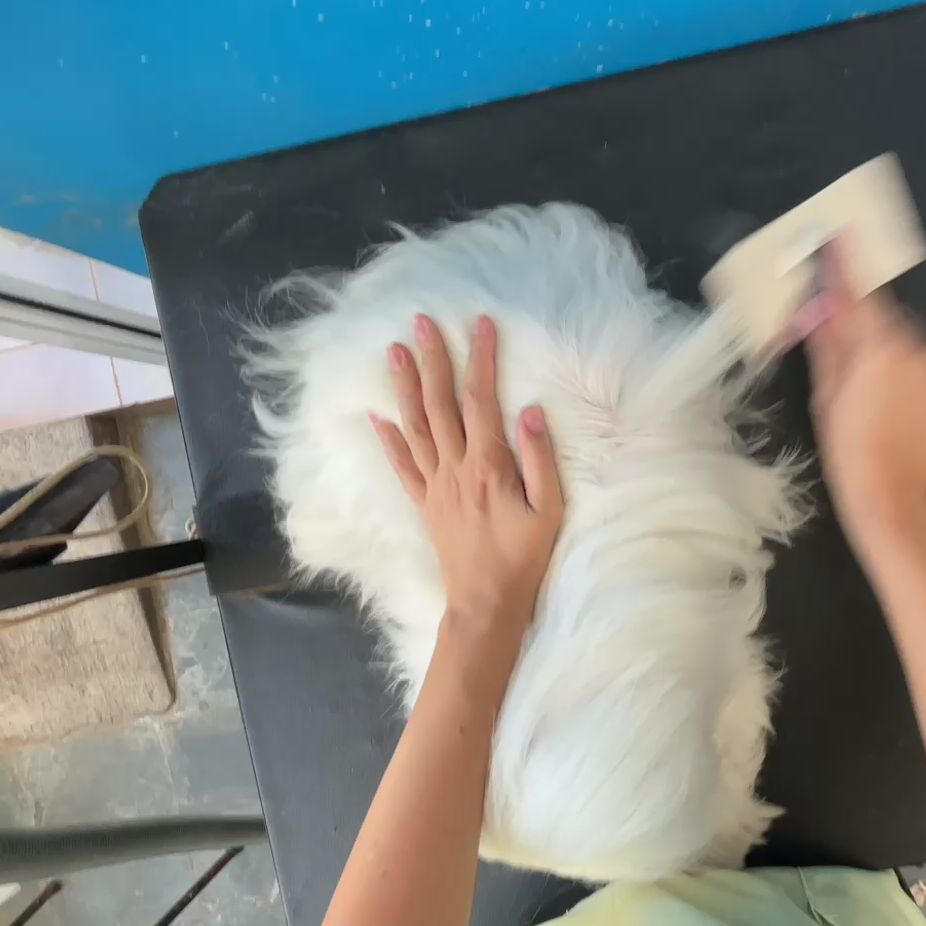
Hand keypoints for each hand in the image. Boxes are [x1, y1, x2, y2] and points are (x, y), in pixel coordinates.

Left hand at [373, 314, 563, 637]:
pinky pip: (402, 466)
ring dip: (404, 387)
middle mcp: (454, 468)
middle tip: (420, 321)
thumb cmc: (523, 558)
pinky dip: (388, 440)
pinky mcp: (425, 504)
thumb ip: (539, 459)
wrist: (485, 603)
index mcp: (488, 466)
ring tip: (393, 352)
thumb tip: (530, 411)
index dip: (480, 360)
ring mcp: (435, 486)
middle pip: (439, 404)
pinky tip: (377, 417)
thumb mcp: (548, 510)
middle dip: (431, 359)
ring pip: (415, 427)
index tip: (480, 325)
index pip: (481, 401)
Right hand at [805, 244, 925, 538]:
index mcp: (877, 348)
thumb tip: (817, 307)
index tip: (837, 237)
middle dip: (867, 329)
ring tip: (876, 395)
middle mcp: (916, 348)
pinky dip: (913, 376)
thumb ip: (825, 343)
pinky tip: (899, 406)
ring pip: (908, 345)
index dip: (844, 265)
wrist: (892, 497)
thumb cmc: (848, 450)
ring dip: (891, 356)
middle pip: (886, 320)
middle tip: (850, 360)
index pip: (858, 295)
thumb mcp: (825, 396)